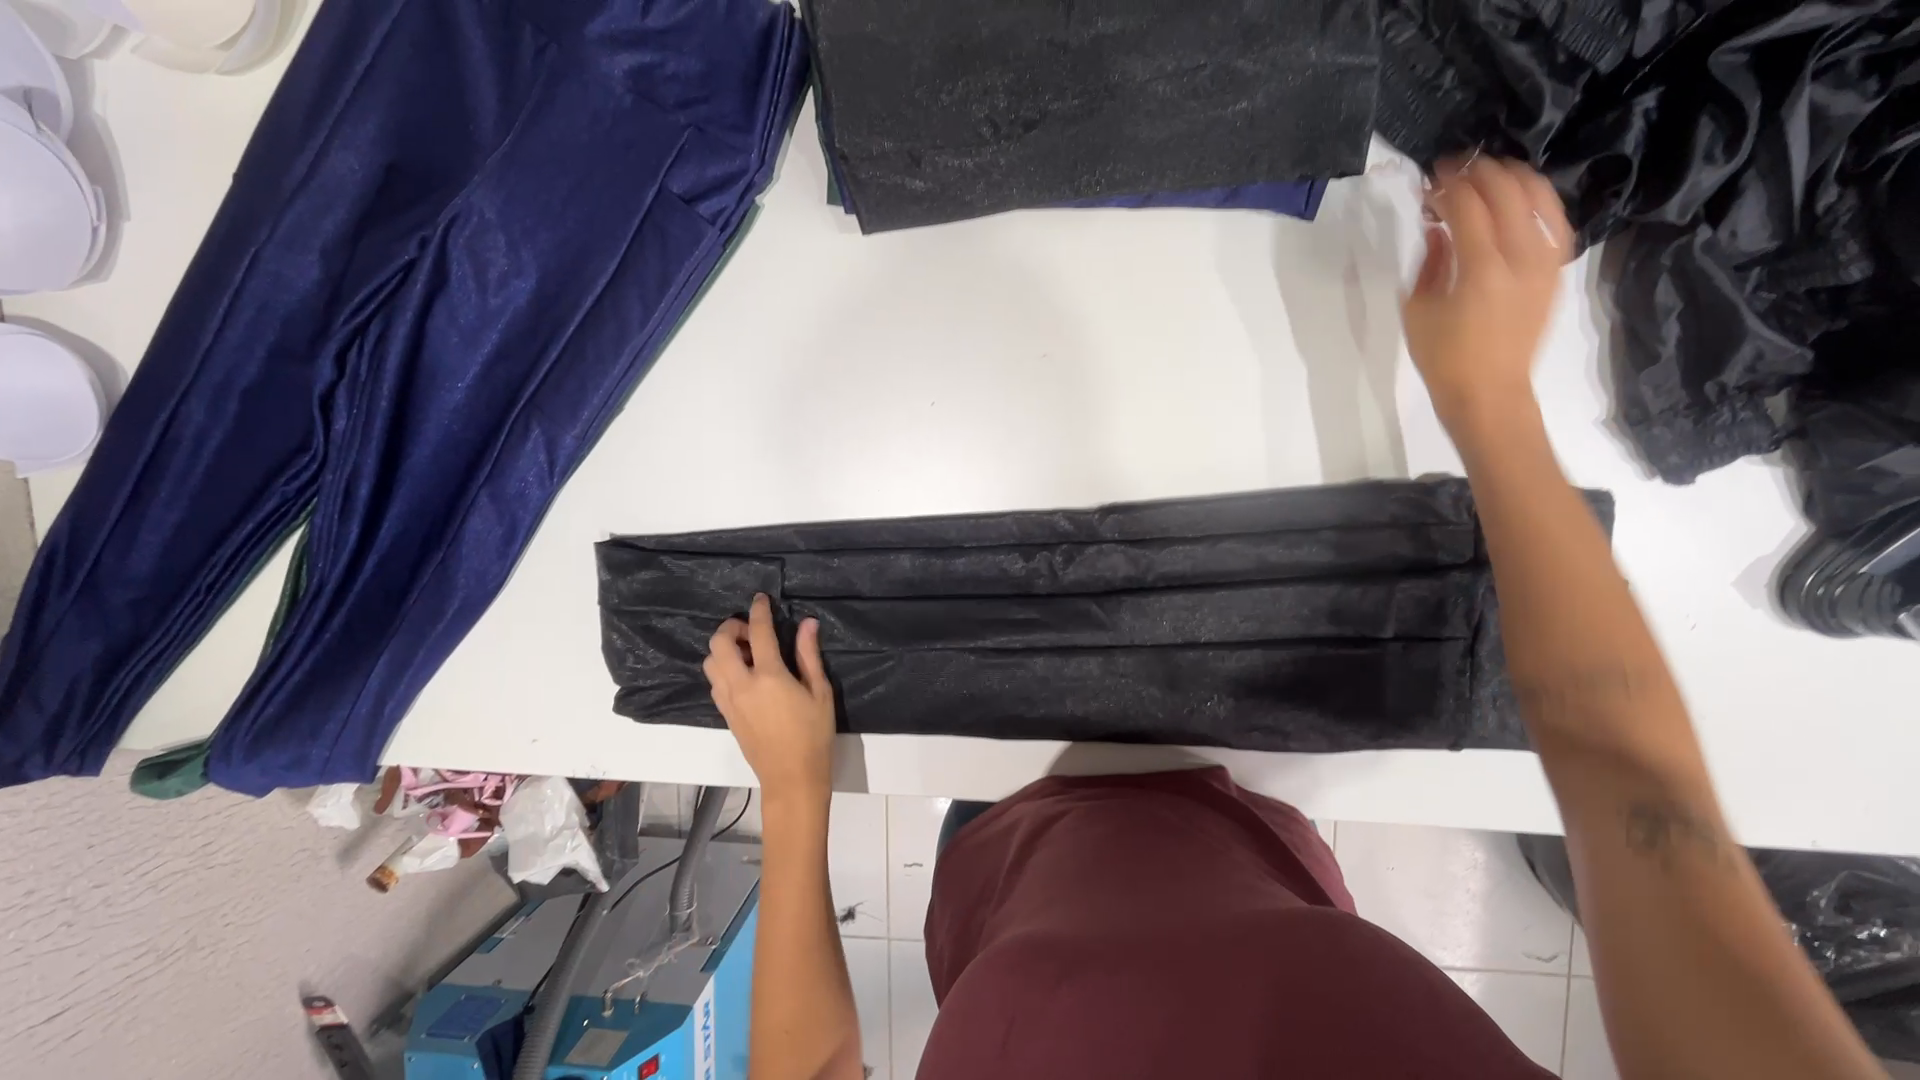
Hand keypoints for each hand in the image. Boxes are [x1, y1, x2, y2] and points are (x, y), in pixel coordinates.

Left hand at [703, 593, 836, 801]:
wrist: (792, 778)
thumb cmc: (814, 735)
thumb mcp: (820, 692)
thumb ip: (809, 655)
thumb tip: (807, 624)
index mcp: (769, 676)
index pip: (757, 632)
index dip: (759, 611)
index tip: (760, 598)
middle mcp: (742, 685)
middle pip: (719, 643)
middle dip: (731, 628)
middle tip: (751, 631)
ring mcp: (729, 701)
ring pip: (710, 662)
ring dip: (723, 649)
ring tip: (747, 653)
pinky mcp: (725, 714)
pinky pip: (714, 682)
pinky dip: (723, 668)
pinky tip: (744, 675)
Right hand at [1402, 155, 1572, 432]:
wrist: (1489, 392)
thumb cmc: (1444, 357)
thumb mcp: (1419, 309)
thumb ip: (1430, 260)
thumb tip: (1438, 227)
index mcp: (1480, 269)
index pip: (1467, 205)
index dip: (1447, 184)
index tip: (1430, 177)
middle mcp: (1520, 257)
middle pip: (1506, 191)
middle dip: (1478, 172)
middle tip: (1455, 170)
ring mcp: (1545, 261)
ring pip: (1538, 196)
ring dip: (1511, 177)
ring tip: (1488, 175)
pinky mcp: (1556, 269)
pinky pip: (1553, 219)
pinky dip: (1535, 200)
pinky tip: (1517, 198)